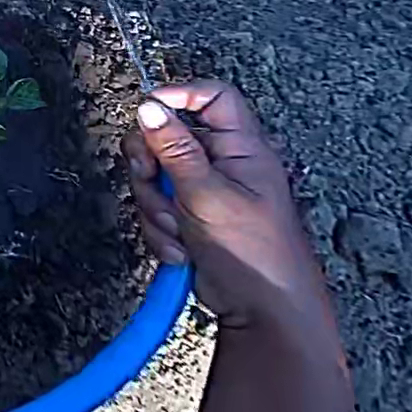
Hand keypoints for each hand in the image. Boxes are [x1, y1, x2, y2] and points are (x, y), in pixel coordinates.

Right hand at [123, 80, 333, 336]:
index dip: (180, 95)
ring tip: (176, 228)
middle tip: (153, 181)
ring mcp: (203, 188)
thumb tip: (148, 107)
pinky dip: (158, 226)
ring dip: (155, 203)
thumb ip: (174, 149)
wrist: (263, 317)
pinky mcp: (187, 213)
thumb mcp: (207, 195)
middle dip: (152, 164)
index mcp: (242, 148)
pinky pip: (155, 203)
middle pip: (168, 135)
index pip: (213, 96)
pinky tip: (179, 247)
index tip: (149, 111)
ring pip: (154, 172)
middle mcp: (222, 162)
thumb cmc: (253, 256)